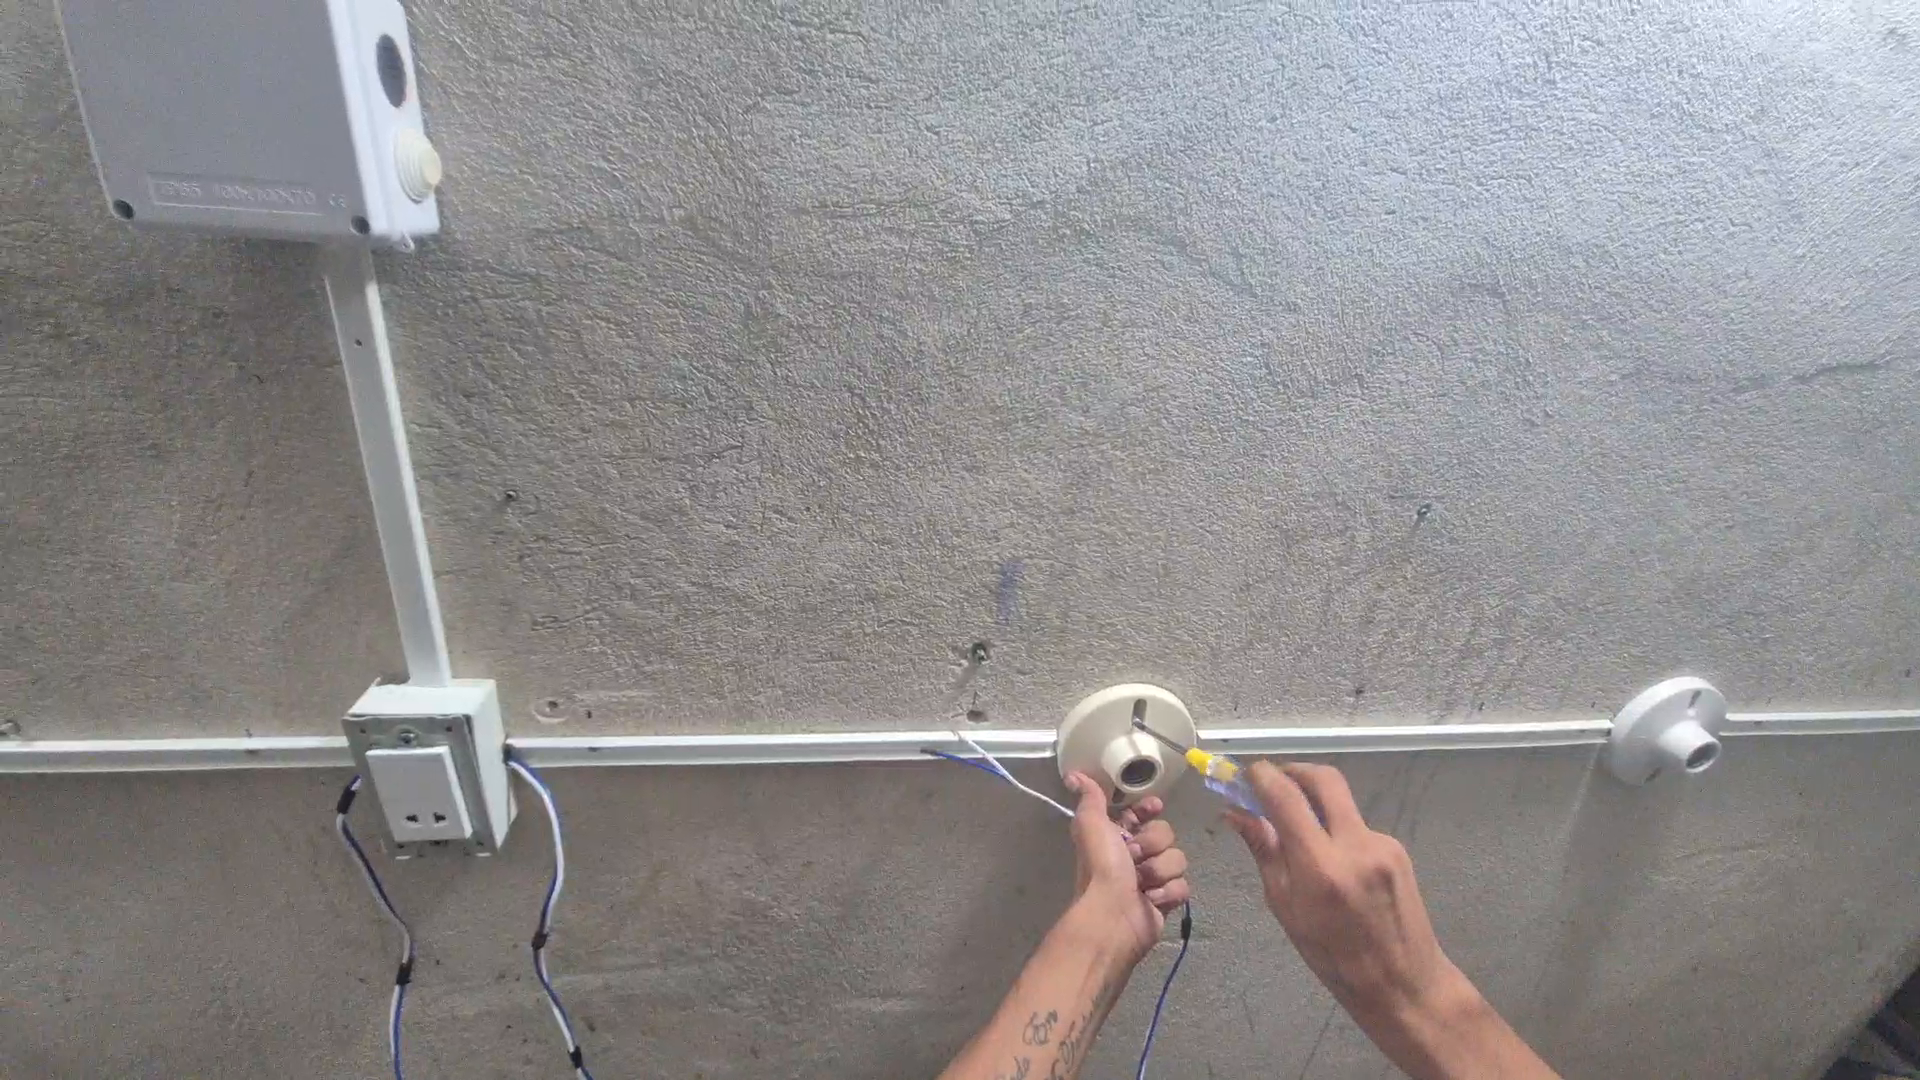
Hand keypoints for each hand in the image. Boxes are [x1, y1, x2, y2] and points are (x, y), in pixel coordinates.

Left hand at [1064, 772, 1190, 963]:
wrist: (1113, 914)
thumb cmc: (1101, 865)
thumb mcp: (1090, 823)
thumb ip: (1089, 797)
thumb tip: (1072, 775)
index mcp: (1116, 834)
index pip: (1142, 813)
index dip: (1149, 809)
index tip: (1154, 806)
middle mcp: (1134, 854)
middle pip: (1165, 833)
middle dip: (1152, 844)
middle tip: (1133, 856)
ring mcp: (1152, 877)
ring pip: (1177, 859)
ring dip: (1158, 870)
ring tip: (1141, 882)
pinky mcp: (1166, 900)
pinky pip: (1183, 886)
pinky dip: (1168, 892)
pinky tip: (1152, 898)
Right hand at [1224, 761, 1457, 1026]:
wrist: (1406, 986)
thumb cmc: (1333, 955)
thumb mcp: (1284, 906)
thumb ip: (1263, 850)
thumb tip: (1234, 812)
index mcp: (1321, 866)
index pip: (1286, 795)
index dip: (1260, 776)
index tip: (1243, 776)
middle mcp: (1355, 846)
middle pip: (1323, 778)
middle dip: (1292, 771)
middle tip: (1271, 784)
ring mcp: (1382, 845)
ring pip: (1339, 801)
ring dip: (1312, 803)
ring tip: (1296, 831)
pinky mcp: (1397, 849)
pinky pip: (1354, 823)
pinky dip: (1333, 827)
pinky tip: (1329, 857)